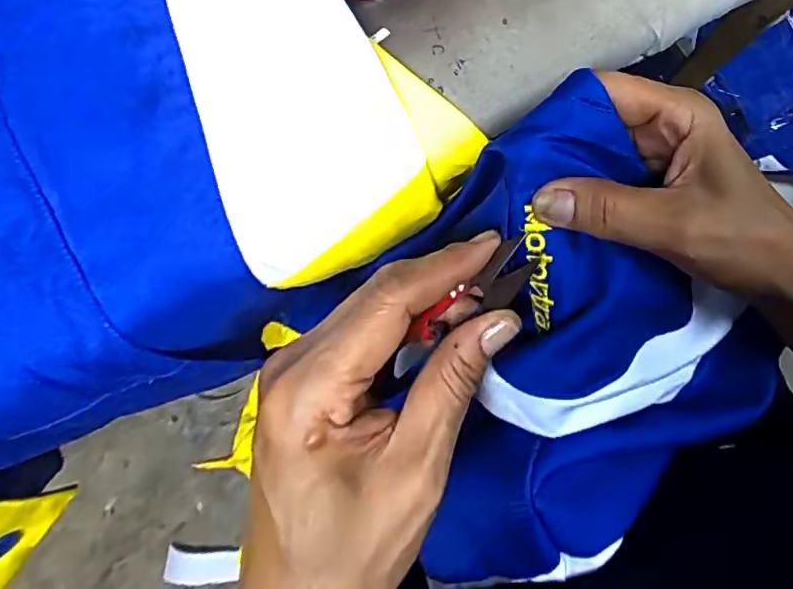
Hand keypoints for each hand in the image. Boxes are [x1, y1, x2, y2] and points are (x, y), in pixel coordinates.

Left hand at [241, 234, 521, 588]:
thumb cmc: (354, 545)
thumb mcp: (416, 465)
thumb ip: (454, 380)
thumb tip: (500, 317)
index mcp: (309, 388)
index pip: (388, 301)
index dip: (446, 268)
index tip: (494, 246)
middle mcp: (292, 365)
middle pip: (378, 294)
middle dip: (443, 275)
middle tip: (498, 269)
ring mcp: (294, 368)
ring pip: (374, 302)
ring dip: (431, 292)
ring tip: (481, 292)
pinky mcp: (307, 377)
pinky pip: (367, 323)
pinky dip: (412, 313)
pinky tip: (445, 316)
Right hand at [529, 71, 792, 301]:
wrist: (786, 277)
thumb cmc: (744, 239)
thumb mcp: (675, 225)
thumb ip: (609, 209)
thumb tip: (539, 197)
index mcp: (679, 113)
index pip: (608, 90)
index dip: (564, 109)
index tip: (522, 143)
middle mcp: (667, 125)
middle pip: (600, 121)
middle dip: (559, 147)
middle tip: (510, 178)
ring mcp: (662, 156)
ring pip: (602, 154)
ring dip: (568, 175)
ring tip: (519, 199)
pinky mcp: (658, 186)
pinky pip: (612, 182)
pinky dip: (587, 197)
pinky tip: (554, 217)